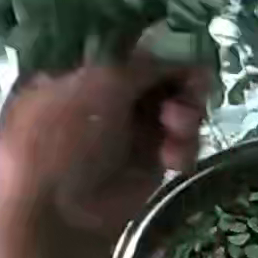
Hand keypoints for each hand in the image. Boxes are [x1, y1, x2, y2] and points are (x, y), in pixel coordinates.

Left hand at [0, 53, 210, 236]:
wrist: (61, 214)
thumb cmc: (61, 137)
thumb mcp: (100, 83)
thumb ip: (144, 63)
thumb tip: (185, 49)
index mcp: (77, 65)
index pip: (128, 43)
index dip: (160, 43)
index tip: (187, 44)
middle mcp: (103, 94)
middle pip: (158, 75)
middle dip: (180, 80)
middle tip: (196, 86)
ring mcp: (127, 130)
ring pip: (174, 108)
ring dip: (185, 115)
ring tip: (179, 127)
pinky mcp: (148, 164)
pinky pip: (179, 144)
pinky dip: (183, 148)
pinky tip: (175, 159)